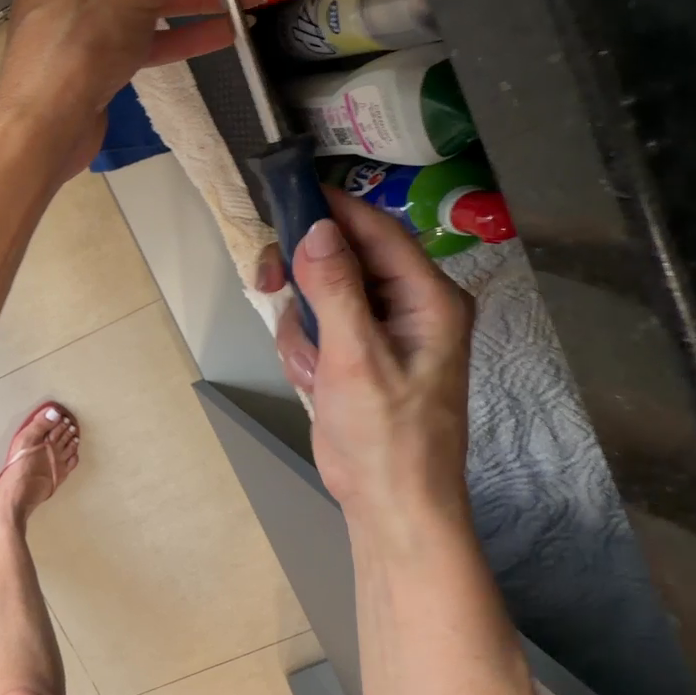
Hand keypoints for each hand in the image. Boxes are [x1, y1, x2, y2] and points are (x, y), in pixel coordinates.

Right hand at [262, 190, 476, 525]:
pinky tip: (313, 379)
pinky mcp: (357, 353)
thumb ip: (335, 290)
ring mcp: (381, 330)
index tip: (285, 194)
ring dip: (301, 326)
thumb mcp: (355, 359)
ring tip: (309, 367)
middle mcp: (409, 306)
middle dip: (303, 276)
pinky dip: (303, 348)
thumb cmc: (385, 433)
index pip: (379, 232)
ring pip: (320, 294)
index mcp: (428, 299)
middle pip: (344, 259)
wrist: (388, 500)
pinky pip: (316, 327)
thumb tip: (317, 229)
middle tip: (266, 285)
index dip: (335, 209)